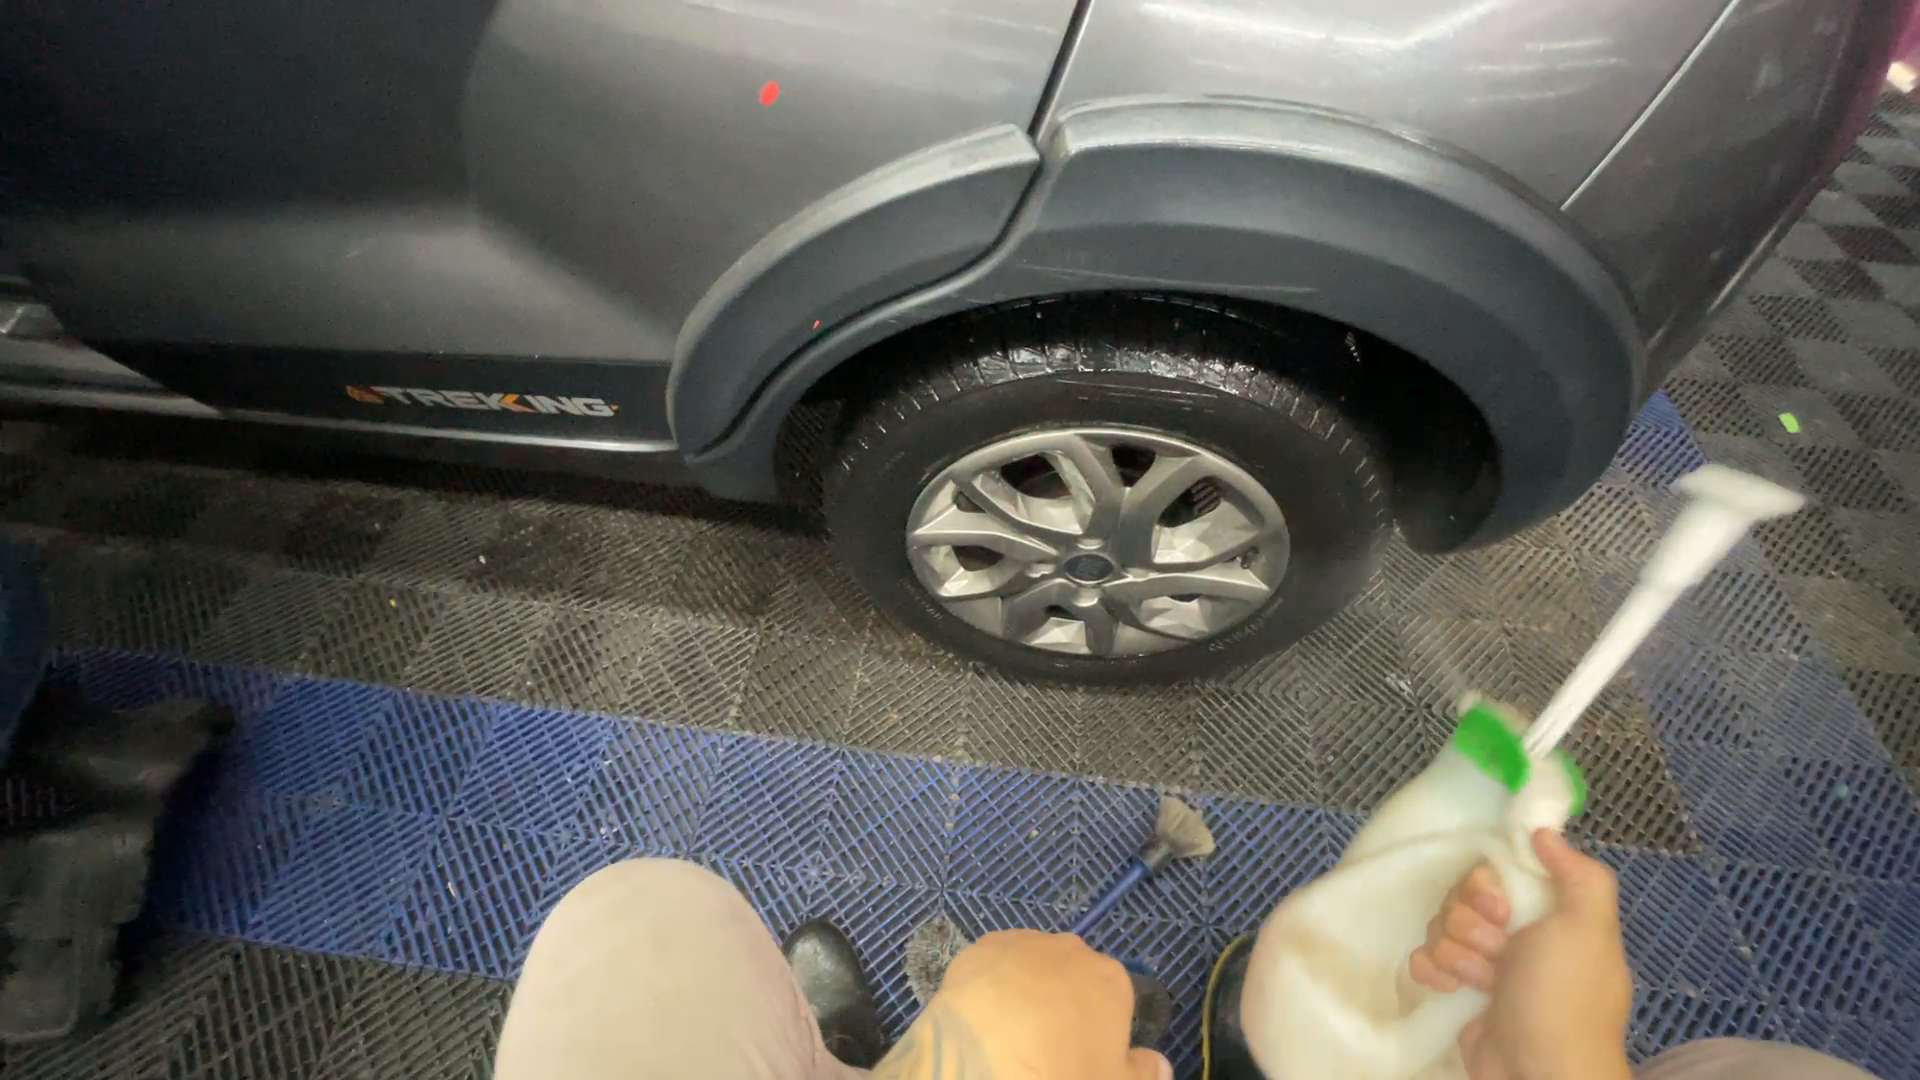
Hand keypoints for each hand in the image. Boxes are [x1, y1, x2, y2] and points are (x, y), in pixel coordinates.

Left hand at [875, 929, 1169, 1079]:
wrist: (989, 1055)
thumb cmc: (1064, 1072)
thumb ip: (1142, 1071)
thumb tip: (1159, 1064)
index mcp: (1110, 978)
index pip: (1114, 996)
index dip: (1100, 1026)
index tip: (1085, 1052)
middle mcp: (1071, 948)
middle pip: (1072, 975)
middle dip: (1063, 1001)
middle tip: (1047, 1044)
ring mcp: (1025, 941)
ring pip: (1032, 965)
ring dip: (1027, 989)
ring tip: (1011, 1031)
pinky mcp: (984, 944)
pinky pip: (996, 964)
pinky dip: (993, 984)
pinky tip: (985, 1015)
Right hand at [1408, 829, 1633, 1079]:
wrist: (1538, 1073)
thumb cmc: (1564, 999)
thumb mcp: (1587, 933)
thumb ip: (1579, 878)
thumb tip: (1545, 831)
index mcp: (1548, 920)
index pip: (1493, 873)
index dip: (1484, 885)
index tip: (1498, 908)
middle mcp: (1516, 937)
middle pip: (1461, 897)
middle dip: (1467, 922)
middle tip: (1494, 950)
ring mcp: (1485, 964)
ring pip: (1440, 926)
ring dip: (1453, 952)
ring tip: (1480, 981)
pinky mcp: (1458, 988)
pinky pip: (1425, 956)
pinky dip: (1434, 970)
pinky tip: (1451, 988)